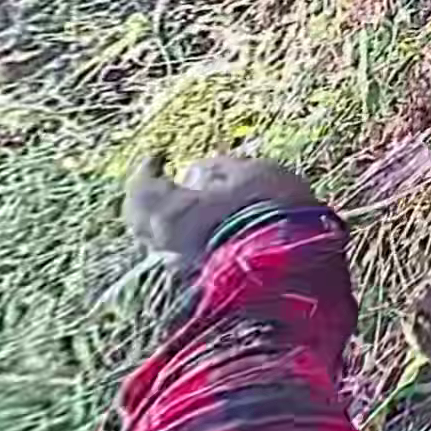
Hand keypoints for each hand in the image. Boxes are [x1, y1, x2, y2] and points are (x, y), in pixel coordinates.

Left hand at [124, 154, 319, 263]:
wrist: (289, 252)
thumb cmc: (270, 205)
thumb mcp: (251, 172)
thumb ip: (219, 168)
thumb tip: (194, 171)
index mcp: (173, 210)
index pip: (143, 187)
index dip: (147, 170)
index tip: (158, 156)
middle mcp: (165, 239)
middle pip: (141, 217)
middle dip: (150, 196)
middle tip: (163, 180)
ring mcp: (178, 260)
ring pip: (155, 236)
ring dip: (163, 217)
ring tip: (183, 202)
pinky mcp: (195, 273)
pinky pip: (173, 248)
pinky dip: (177, 232)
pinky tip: (197, 225)